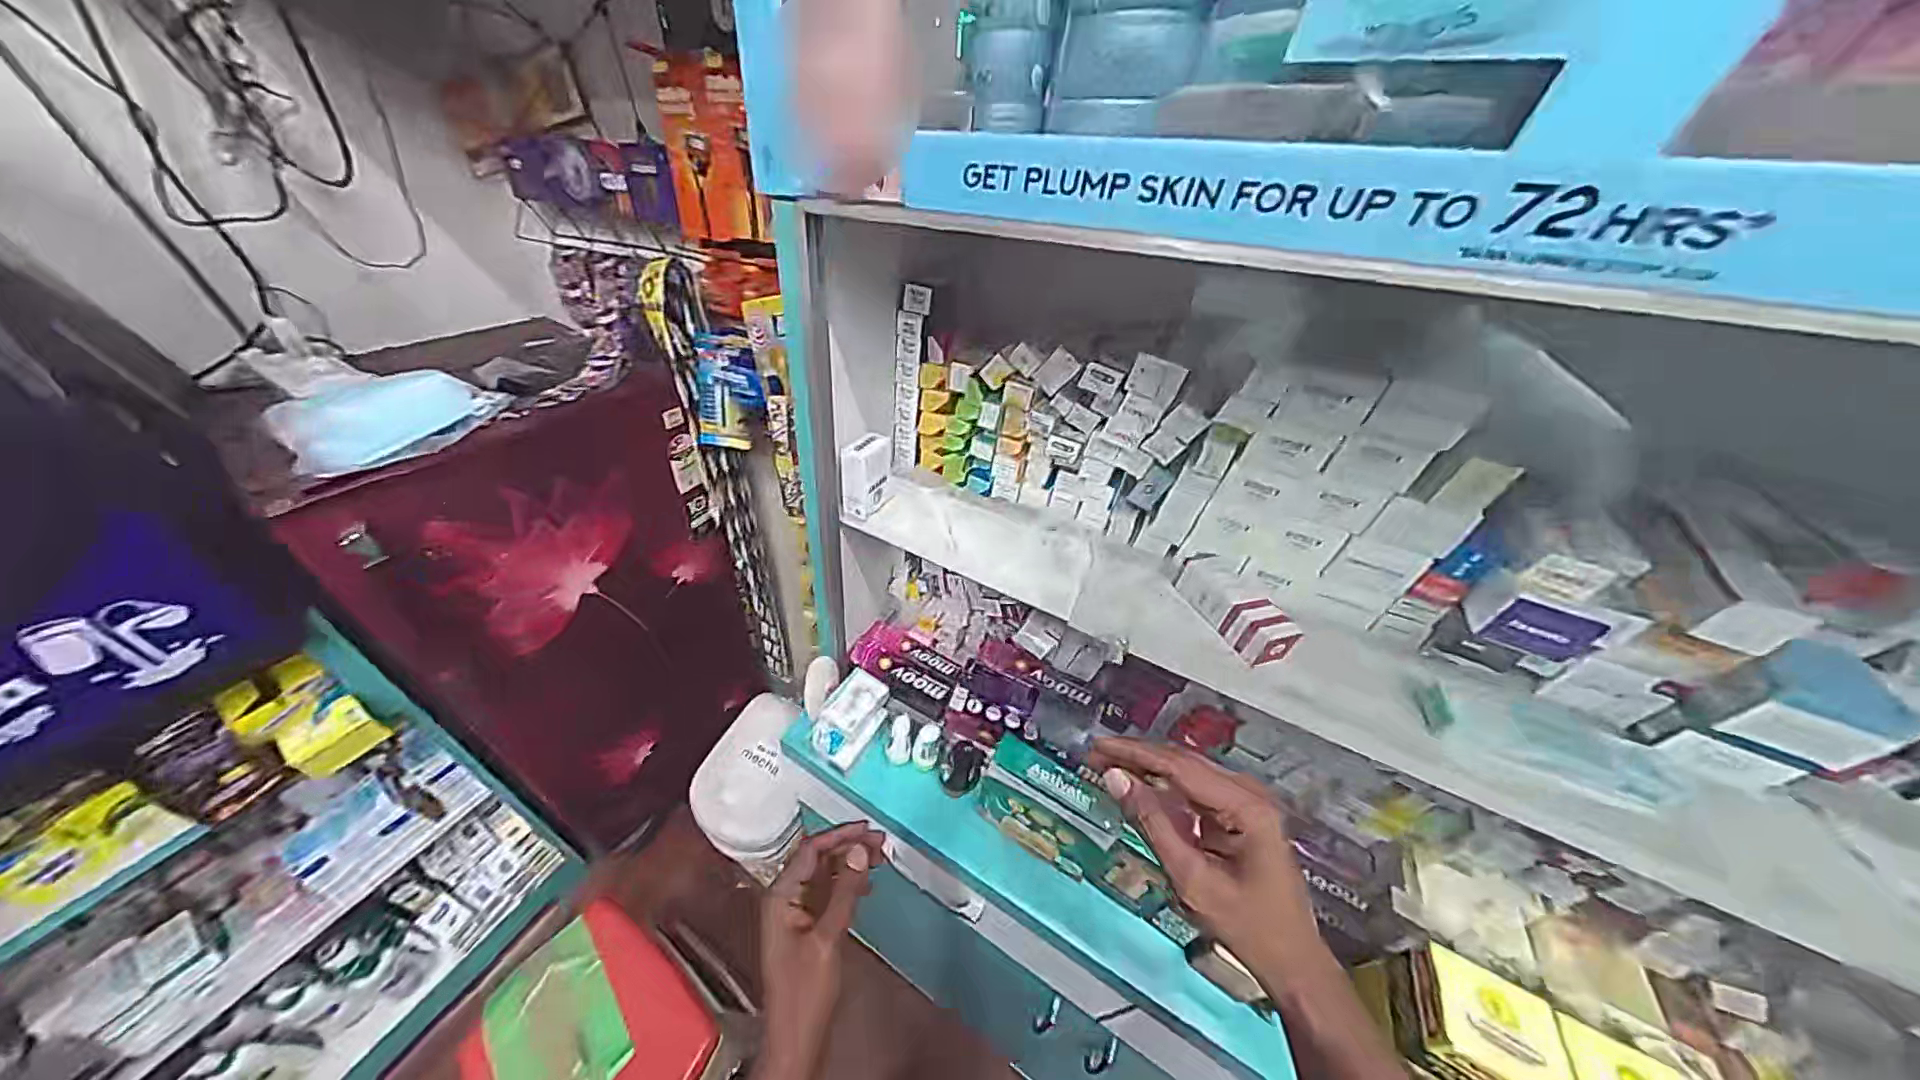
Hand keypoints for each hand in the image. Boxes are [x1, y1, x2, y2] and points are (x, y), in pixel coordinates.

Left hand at [756, 822, 886, 1079]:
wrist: (795, 1041)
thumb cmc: (805, 992)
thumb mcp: (827, 938)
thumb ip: (844, 892)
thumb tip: (859, 850)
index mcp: (781, 896)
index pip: (810, 850)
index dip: (839, 836)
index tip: (867, 829)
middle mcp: (786, 899)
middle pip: (818, 860)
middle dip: (848, 847)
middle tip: (880, 842)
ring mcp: (796, 913)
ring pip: (825, 875)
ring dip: (851, 863)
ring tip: (879, 857)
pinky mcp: (808, 927)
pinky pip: (828, 893)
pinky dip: (848, 883)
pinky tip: (866, 884)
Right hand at [1087, 737, 1320, 989]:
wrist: (1292, 961)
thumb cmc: (1245, 925)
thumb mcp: (1191, 878)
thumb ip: (1152, 823)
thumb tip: (1115, 778)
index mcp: (1245, 805)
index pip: (1179, 766)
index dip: (1135, 752)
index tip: (1100, 746)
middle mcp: (1248, 793)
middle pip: (1184, 761)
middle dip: (1138, 755)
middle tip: (1097, 754)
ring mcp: (1246, 801)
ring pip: (1188, 771)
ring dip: (1149, 766)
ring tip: (1110, 765)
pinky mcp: (1240, 813)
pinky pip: (1196, 789)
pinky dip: (1164, 784)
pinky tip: (1140, 784)